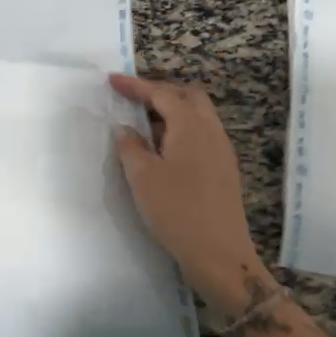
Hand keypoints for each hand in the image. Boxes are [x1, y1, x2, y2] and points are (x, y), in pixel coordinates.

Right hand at [109, 73, 274, 314]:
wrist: (219, 256)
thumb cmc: (176, 210)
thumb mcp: (142, 176)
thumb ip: (130, 146)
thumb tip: (126, 130)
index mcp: (192, 128)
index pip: (163, 94)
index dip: (136, 86)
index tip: (112, 80)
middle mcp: (212, 133)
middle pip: (189, 98)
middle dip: (160, 92)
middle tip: (132, 97)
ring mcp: (221, 153)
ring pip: (198, 117)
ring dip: (171, 111)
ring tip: (142, 122)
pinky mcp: (223, 171)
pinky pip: (200, 135)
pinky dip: (179, 130)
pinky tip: (161, 148)